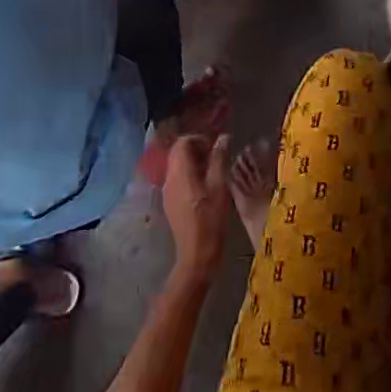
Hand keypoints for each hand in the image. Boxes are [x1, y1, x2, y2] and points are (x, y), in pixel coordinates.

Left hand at [162, 134, 229, 279]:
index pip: (182, 143)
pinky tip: (205, 186)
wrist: (197, 254)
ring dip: (193, 162)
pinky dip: (189, 174)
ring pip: (177, 166)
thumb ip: (219, 159)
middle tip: (216, 155)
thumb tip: (223, 138)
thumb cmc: (211, 219)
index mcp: (180, 173)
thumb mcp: (220, 186)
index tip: (215, 146)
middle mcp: (169, 180)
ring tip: (213, 170)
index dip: (198, 139)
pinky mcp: (170, 203)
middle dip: (195, 149)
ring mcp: (167, 192)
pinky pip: (177, 179)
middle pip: (177, 153)